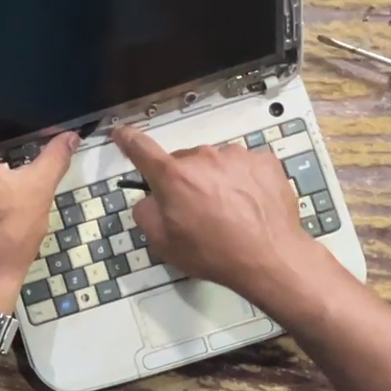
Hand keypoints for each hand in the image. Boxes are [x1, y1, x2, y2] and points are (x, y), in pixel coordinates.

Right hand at [111, 123, 330, 303]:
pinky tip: (250, 204)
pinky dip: (243, 180)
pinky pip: (244, 165)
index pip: (141, 150)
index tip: (120, 132)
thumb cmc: (212, 253)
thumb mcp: (163, 243)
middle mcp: (203, 157)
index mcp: (173, 176)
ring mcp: (237, 156)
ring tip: (230, 211)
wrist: (270, 258)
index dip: (127, 140)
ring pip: (216, 163)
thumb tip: (151, 199)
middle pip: (184, 162)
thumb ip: (146, 213)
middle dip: (184, 181)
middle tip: (196, 211)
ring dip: (215, 179)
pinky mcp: (265, 161)